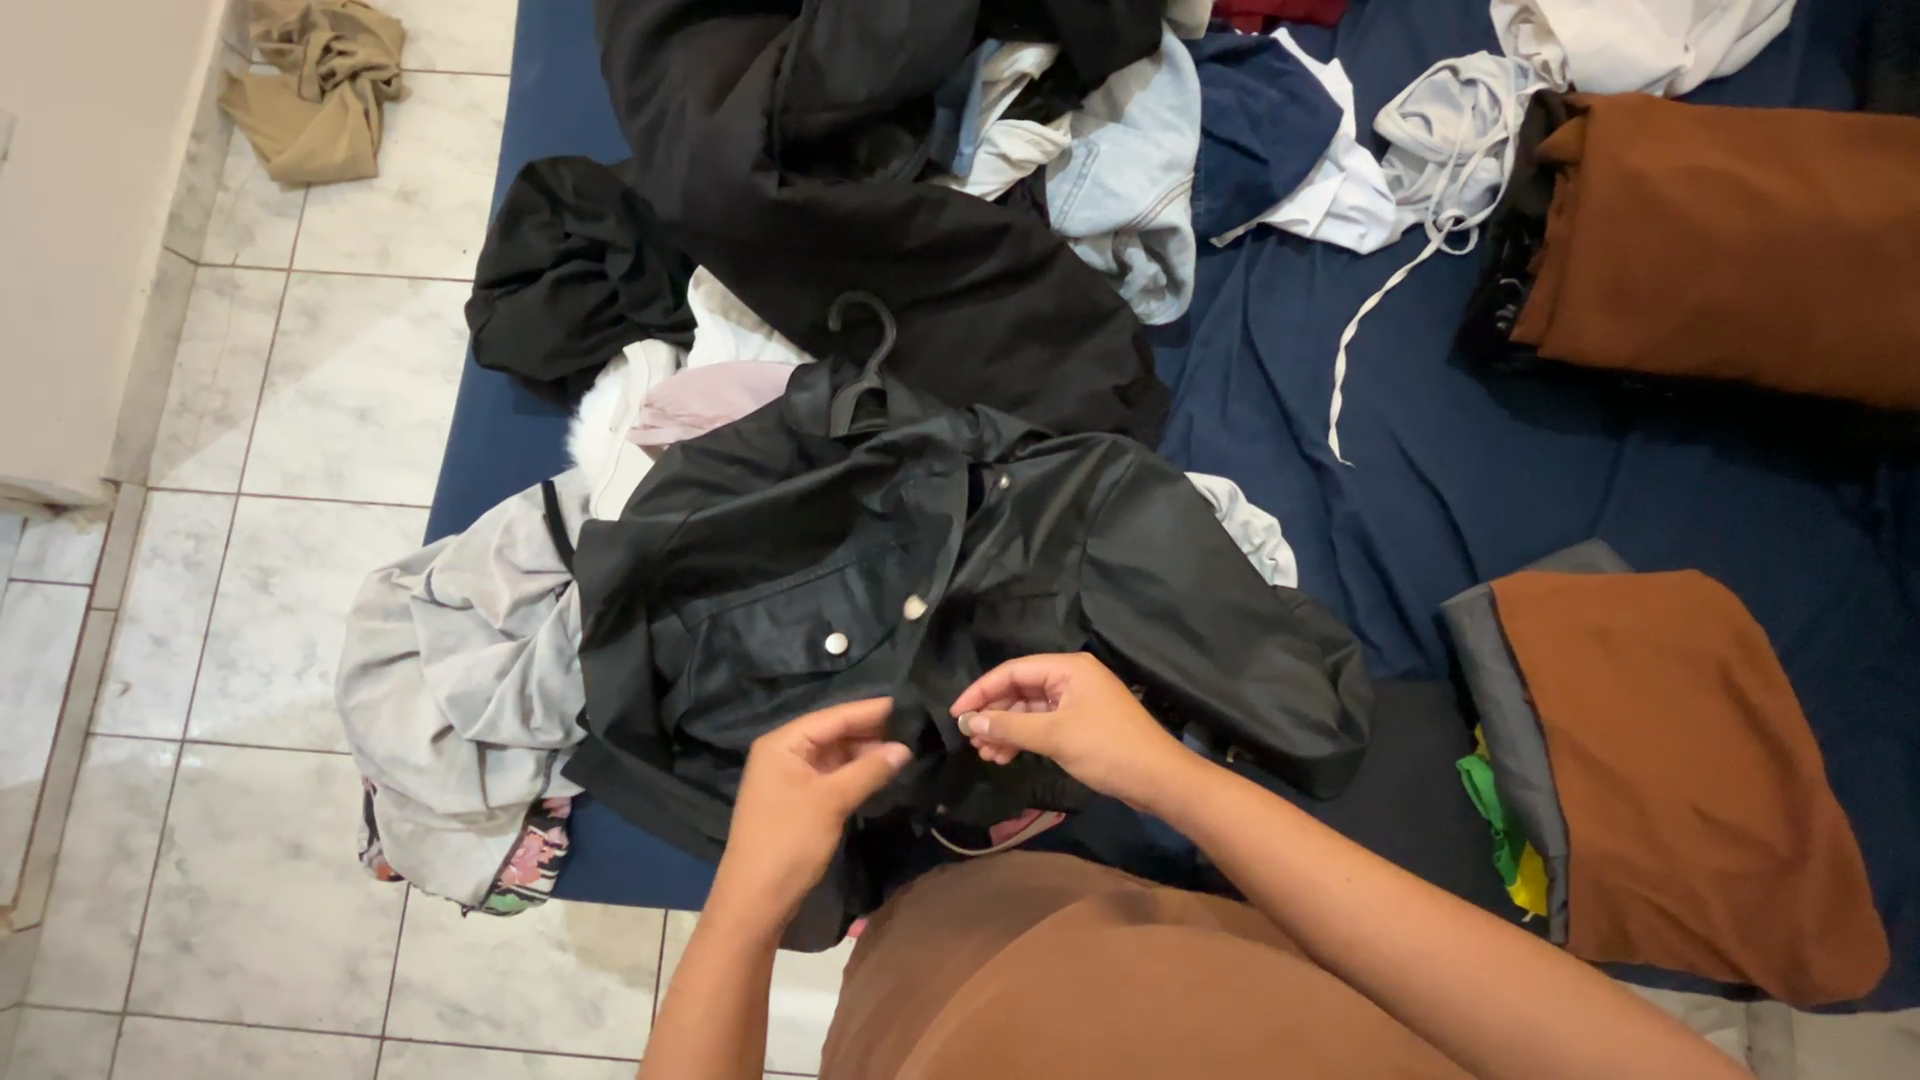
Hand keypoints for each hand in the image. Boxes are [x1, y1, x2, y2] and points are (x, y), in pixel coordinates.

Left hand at [708, 698, 911, 936]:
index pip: (833, 716)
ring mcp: (789, 776)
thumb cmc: (789, 842)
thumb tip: (905, 748)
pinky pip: (830, 774)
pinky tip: (880, 771)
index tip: (905, 702)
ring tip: (903, 749)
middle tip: (911, 727)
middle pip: (832, 732)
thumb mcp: (832, 801)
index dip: (869, 710)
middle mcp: (783, 752)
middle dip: (869, 731)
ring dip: (864, 753)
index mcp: (782, 743)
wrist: (755, 901)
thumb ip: (869, 770)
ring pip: (834, 754)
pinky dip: (854, 771)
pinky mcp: (797, 798)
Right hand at [949, 653, 1206, 812]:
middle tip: (971, 740)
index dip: (981, 691)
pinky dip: (1024, 739)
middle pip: (1020, 689)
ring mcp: (1077, 701)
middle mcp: (1072, 678)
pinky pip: (1043, 724)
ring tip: (986, 754)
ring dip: (1006, 731)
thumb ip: (1009, 728)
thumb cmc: (1108, 749)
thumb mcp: (1054, 737)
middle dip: (994, 715)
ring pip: (1029, 710)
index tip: (956, 714)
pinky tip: (1005, 756)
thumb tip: (969, 722)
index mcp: (1069, 668)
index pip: (1013, 671)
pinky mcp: (1081, 724)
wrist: (1160, 780)